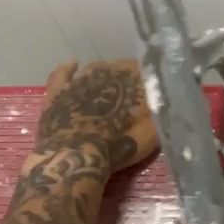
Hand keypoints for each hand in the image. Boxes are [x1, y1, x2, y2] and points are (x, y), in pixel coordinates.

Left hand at [36, 60, 158, 174]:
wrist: (76, 157)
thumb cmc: (118, 144)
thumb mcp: (153, 130)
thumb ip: (160, 110)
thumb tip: (166, 96)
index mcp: (132, 78)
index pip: (145, 68)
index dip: (150, 79)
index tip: (154, 89)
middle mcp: (106, 72)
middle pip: (120, 67)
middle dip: (127, 77)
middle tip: (132, 93)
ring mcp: (79, 80)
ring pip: (95, 68)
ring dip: (104, 74)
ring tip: (109, 86)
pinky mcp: (57, 92)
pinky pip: (62, 74)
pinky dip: (69, 69)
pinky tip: (73, 66)